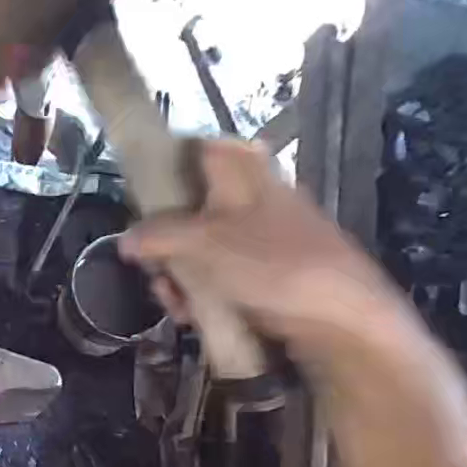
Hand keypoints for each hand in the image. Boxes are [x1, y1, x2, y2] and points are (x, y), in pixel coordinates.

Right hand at [121, 140, 401, 352]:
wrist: (341, 316)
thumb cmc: (272, 264)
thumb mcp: (205, 244)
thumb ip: (160, 237)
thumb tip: (126, 240)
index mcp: (245, 172)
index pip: (197, 151)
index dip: (165, 169)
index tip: (140, 199)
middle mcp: (254, 200)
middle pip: (194, 209)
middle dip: (166, 242)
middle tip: (153, 267)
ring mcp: (262, 242)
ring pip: (206, 250)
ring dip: (181, 276)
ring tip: (173, 300)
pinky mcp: (268, 279)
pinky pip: (224, 279)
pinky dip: (205, 295)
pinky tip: (194, 316)